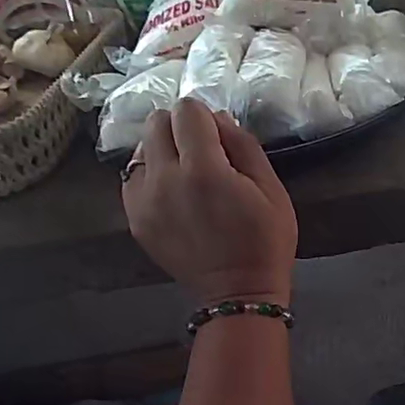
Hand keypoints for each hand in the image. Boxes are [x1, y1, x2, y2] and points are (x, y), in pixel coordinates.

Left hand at [122, 97, 297, 306]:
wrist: (237, 293)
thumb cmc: (265, 242)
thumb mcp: (272, 189)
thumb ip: (244, 145)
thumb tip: (217, 118)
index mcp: (204, 169)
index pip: (187, 111)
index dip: (205, 118)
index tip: (219, 138)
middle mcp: (165, 180)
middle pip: (157, 122)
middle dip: (180, 129)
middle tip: (202, 153)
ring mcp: (144, 201)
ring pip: (141, 148)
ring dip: (162, 151)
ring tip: (185, 175)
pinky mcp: (135, 219)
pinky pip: (132, 178)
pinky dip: (150, 176)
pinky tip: (172, 194)